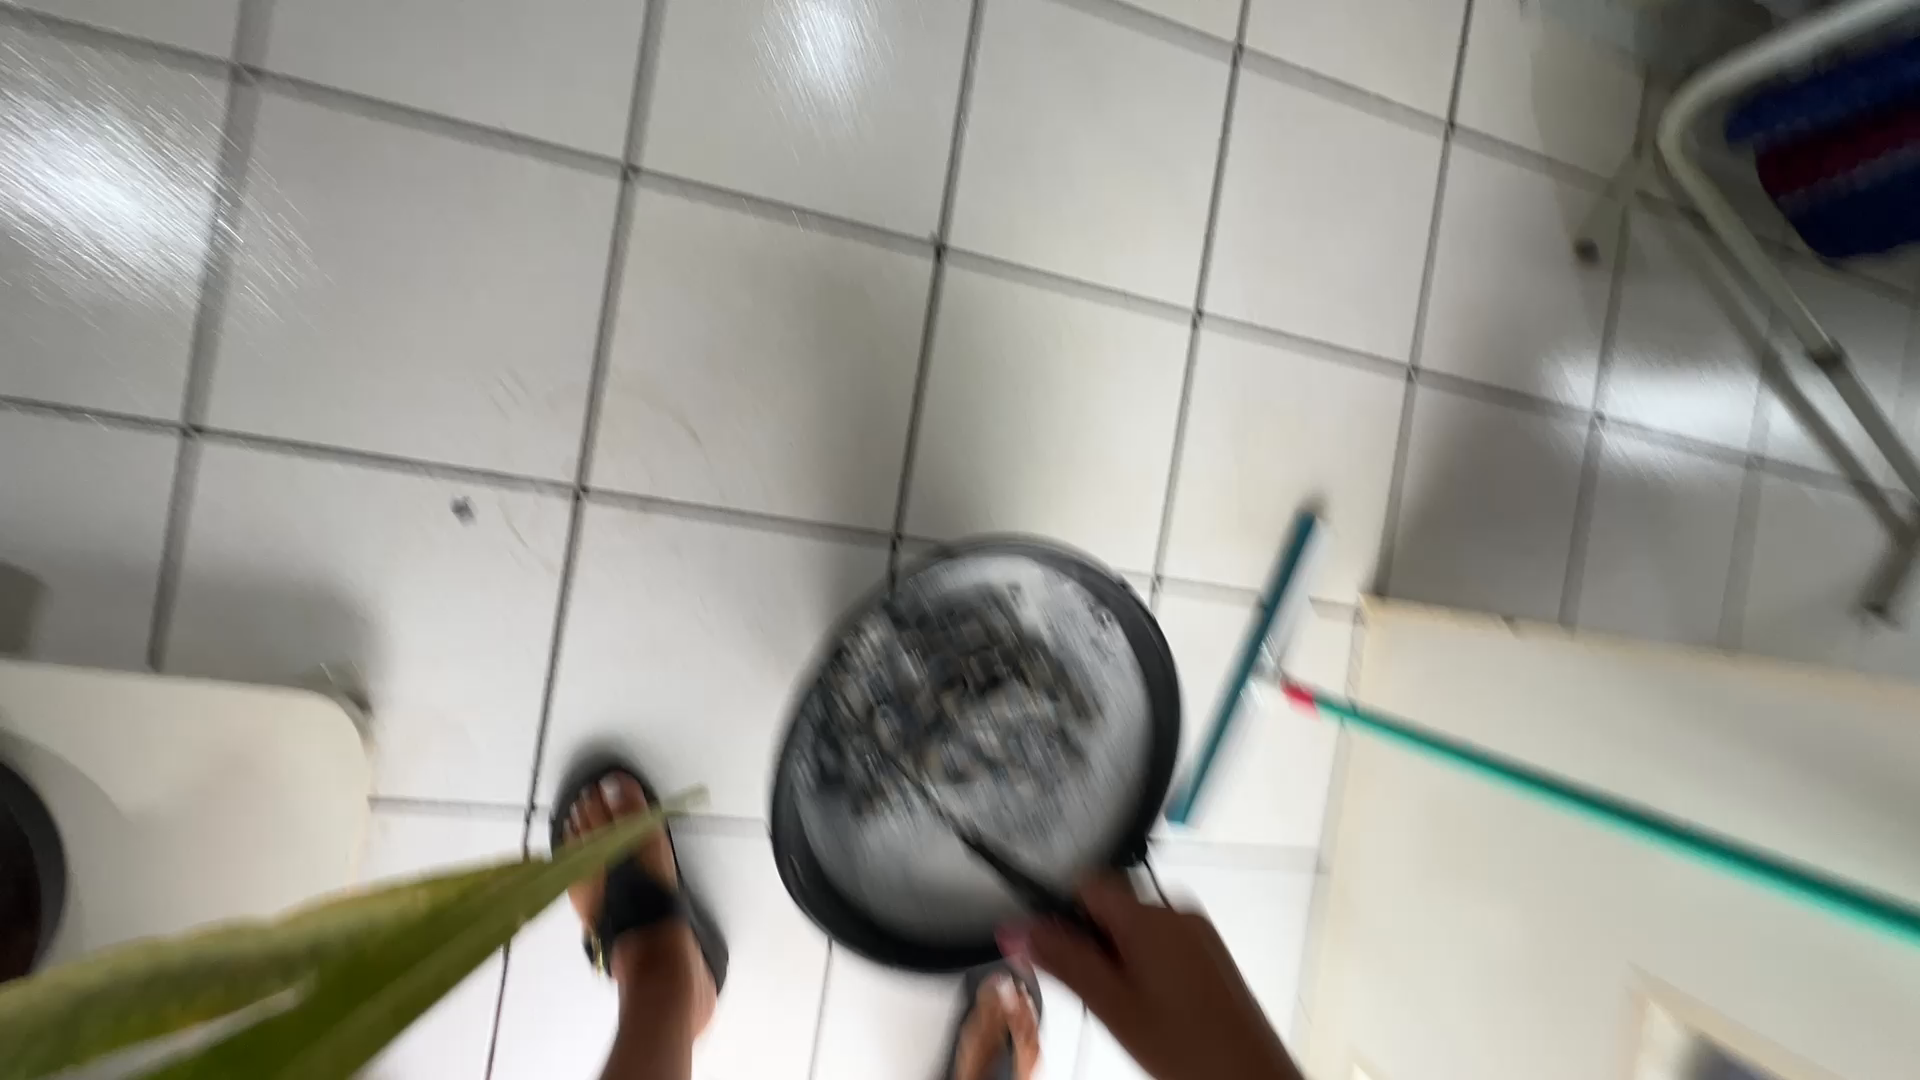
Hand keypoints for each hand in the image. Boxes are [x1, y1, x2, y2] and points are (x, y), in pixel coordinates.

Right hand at [998, 875, 1303, 1079]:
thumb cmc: (1187, 1051)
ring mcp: (1199, 930)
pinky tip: (1153, 1007)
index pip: (1087, 883)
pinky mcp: (1212, 952)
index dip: (1062, 910)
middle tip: (1094, 992)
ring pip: (1137, 925)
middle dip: (1093, 940)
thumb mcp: (1111, 1006)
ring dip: (1119, 954)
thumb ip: (1060, 960)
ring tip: (1127, 1008)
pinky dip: (1147, 962)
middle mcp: (1176, 910)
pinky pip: (1164, 940)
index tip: (1051, 946)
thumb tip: (1014, 930)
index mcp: (1149, 915)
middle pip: (1112, 905)